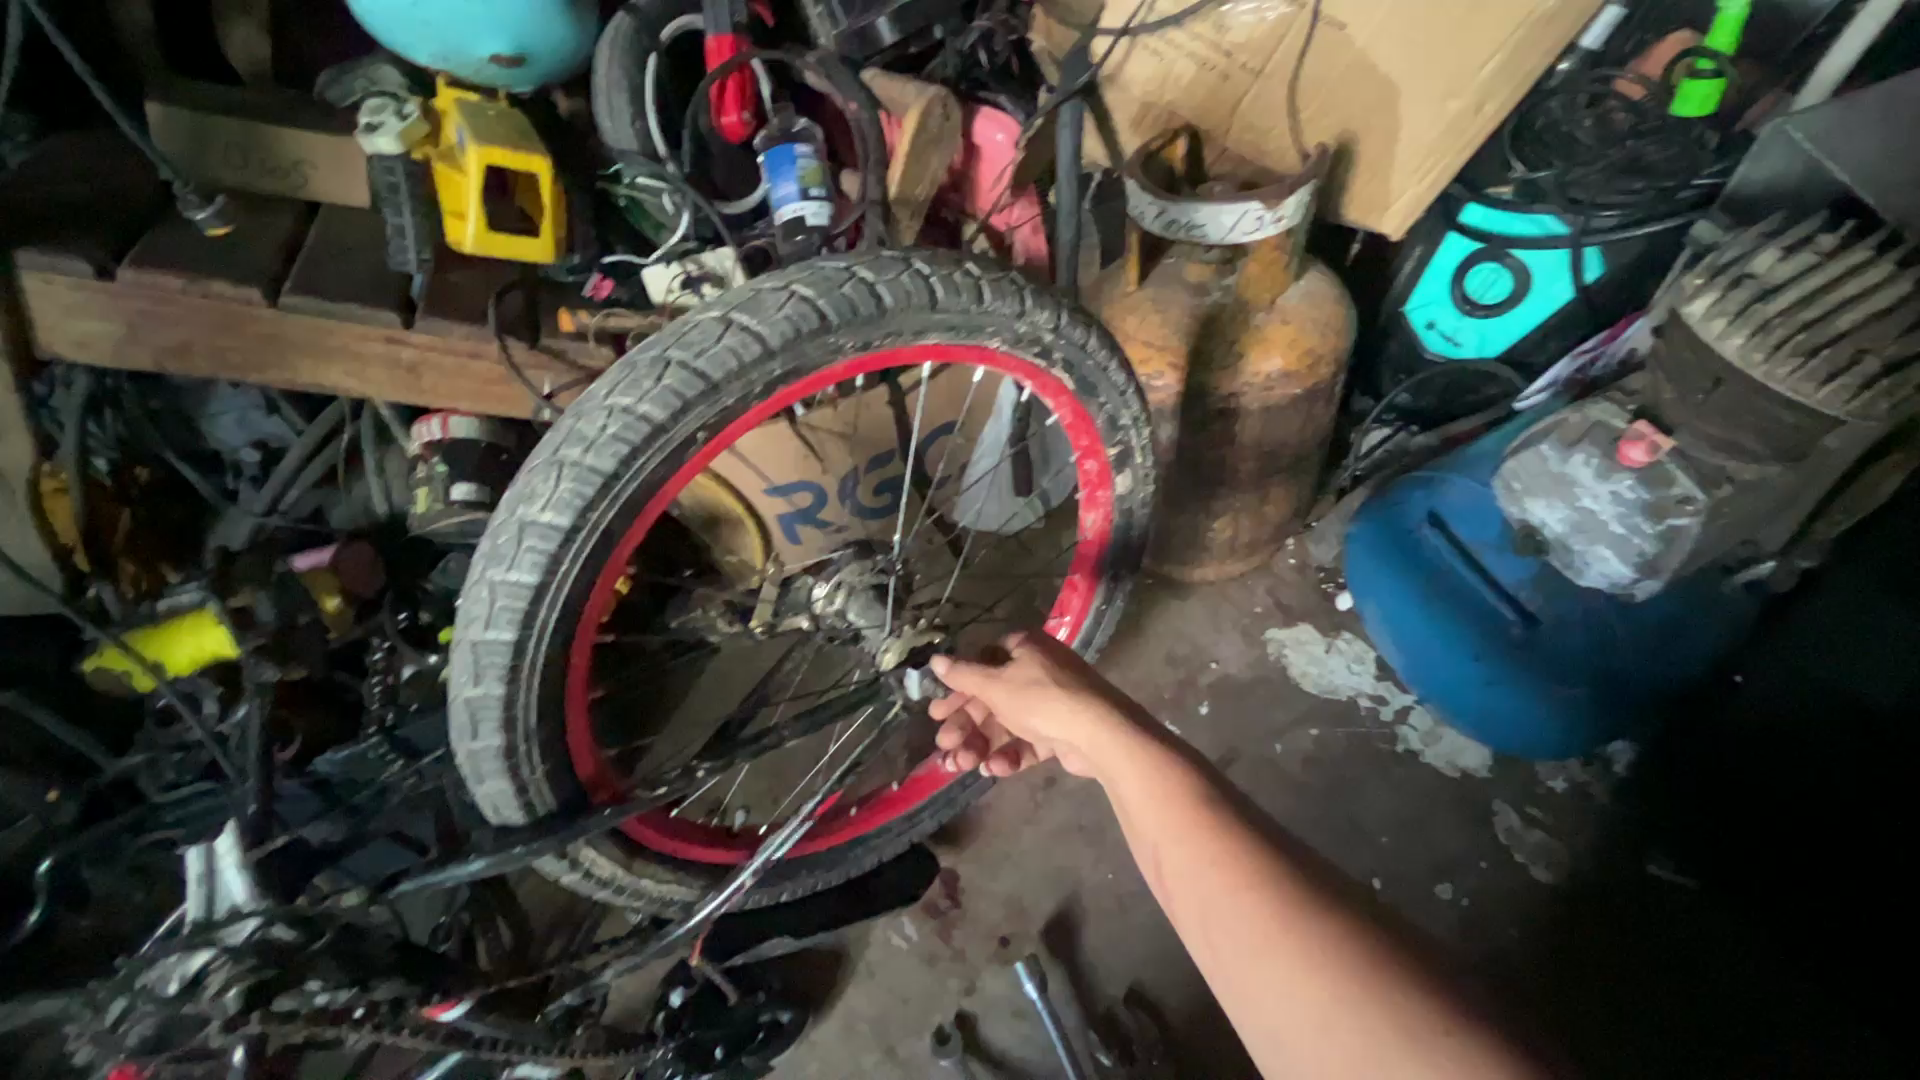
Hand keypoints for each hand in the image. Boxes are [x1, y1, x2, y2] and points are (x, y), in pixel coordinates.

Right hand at [927, 631, 1146, 778]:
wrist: (1100, 734)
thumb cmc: (1042, 699)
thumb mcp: (996, 684)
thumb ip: (963, 675)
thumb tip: (934, 660)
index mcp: (1024, 648)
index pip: (982, 663)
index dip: (958, 689)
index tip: (937, 713)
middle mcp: (1038, 671)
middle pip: (991, 698)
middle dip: (966, 725)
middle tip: (944, 745)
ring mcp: (1051, 704)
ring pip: (1007, 724)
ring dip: (981, 745)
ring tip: (960, 766)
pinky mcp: (1060, 733)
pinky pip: (1027, 742)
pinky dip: (1009, 755)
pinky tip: (993, 769)